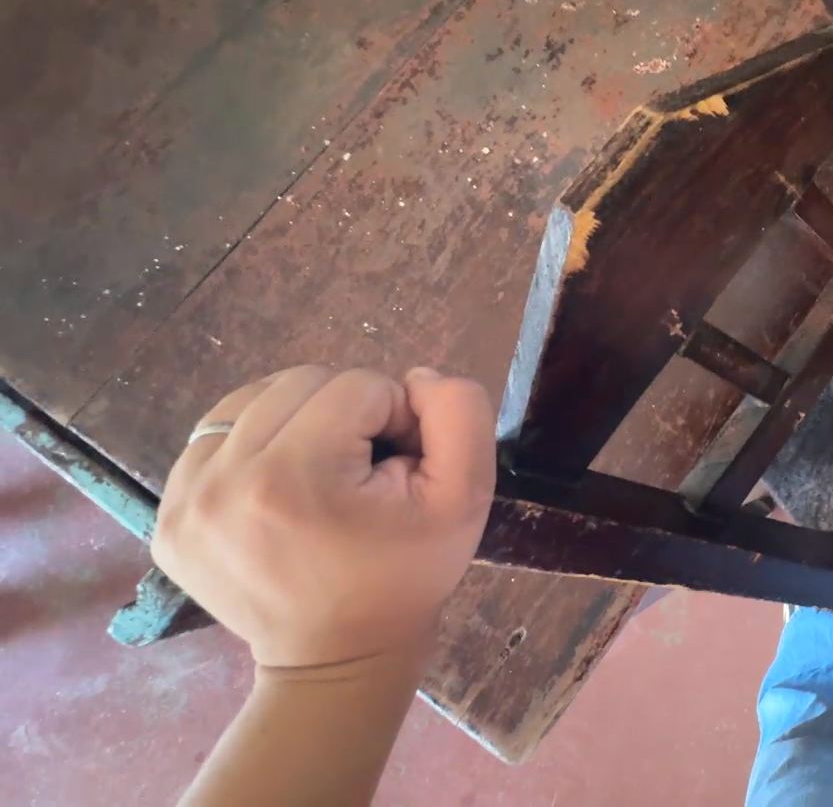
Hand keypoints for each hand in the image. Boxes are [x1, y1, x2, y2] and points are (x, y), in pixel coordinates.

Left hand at [153, 366, 496, 669]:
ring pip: (255, 398)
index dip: (400, 416)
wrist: (340, 653)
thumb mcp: (468, 492)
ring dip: (305, 417)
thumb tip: (416, 379)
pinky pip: (216, 435)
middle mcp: (220, 481)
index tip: (403, 468)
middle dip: (352, 410)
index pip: (361, 385)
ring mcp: (181, 500)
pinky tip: (289, 478)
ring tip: (330, 466)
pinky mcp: (164, 516)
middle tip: (372, 466)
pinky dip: (262, 440)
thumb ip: (460, 414)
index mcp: (294, 476)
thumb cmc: (412, 571)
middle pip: (304, 381)